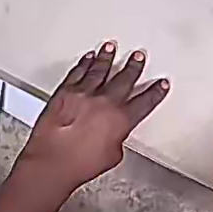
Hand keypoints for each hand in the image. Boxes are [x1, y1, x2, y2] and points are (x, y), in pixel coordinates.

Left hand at [17, 41, 170, 190]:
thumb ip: (117, 138)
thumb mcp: (111, 156)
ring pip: (100, 69)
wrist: (52, 161)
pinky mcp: (65, 91)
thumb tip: (114, 133)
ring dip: (108, 57)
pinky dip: (85, 63)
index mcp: (121, 119)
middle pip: (124, 78)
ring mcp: (85, 93)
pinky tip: (89, 57)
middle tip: (139, 56)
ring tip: (112, 47)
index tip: (160, 84)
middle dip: (134, 66)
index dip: (155, 92)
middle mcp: (105, 102)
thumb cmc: (79, 164)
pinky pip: (78, 72)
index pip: (145, 102)